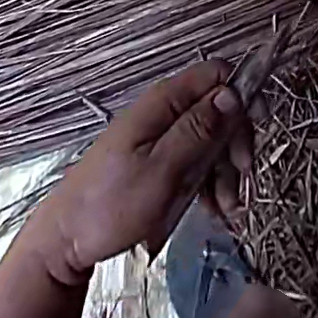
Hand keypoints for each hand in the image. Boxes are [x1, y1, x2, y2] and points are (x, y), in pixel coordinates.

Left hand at [26, 61, 252, 285]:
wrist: (64, 242)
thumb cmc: (110, 206)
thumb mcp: (161, 170)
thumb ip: (198, 130)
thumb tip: (232, 94)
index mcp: (164, 102)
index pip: (216, 75)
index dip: (241, 97)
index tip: (253, 132)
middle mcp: (165, 111)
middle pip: (218, 108)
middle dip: (235, 141)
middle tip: (242, 176)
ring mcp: (162, 135)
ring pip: (210, 137)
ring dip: (225, 169)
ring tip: (228, 208)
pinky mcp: (159, 159)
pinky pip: (196, 159)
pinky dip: (210, 181)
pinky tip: (215, 209)